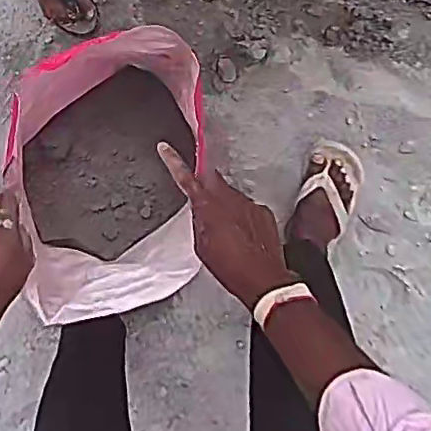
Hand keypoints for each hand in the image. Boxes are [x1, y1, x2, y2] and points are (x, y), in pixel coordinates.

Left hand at [0, 188, 34, 319]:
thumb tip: (19, 225)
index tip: (12, 171)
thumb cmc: (4, 281)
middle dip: (3, 206)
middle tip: (12, 214)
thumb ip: (23, 234)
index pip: (8, 194)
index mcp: (4, 222)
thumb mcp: (27, 256)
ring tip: (1, 241)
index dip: (12, 183)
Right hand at [156, 142, 295, 308]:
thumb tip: (198, 211)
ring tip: (230, 233)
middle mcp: (229, 198)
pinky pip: (248, 207)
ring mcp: (248, 203)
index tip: (165, 148)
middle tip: (207, 206)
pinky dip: (243, 217)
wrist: (265, 281)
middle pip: (212, 181)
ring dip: (227, 208)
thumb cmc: (231, 268)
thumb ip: (198, 221)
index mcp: (208, 206)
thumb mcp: (202, 247)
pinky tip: (244, 236)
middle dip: (206, 187)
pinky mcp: (263, 210)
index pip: (186, 178)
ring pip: (231, 196)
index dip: (173, 161)